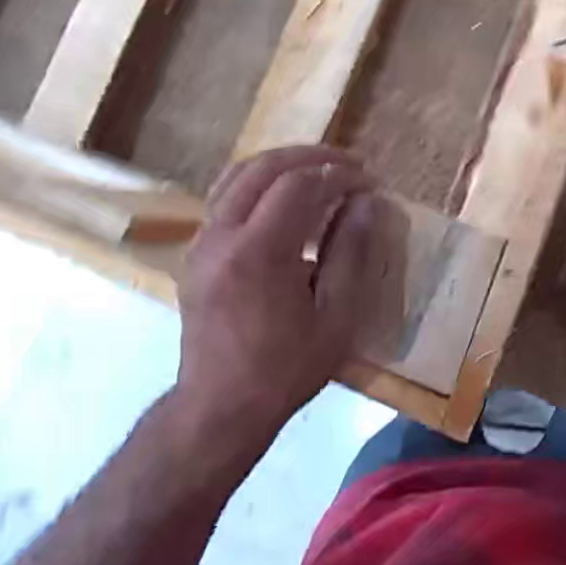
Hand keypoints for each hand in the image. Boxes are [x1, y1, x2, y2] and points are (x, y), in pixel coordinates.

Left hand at [173, 146, 407, 429]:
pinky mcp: (195, 254)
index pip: (299, 184)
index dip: (339, 175)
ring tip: (320, 171)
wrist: (220, 407)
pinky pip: (225, 199)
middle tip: (349, 164)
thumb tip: (365, 203)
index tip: (370, 183)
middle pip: (263, 167)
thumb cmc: (286, 368)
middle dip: (310, 157)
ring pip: (237, 176)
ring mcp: (201, 242)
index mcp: (257, 252)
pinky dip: (259, 186)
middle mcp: (221, 236)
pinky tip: (286, 201)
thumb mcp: (336, 317)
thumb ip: (350, 253)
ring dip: (281, 165)